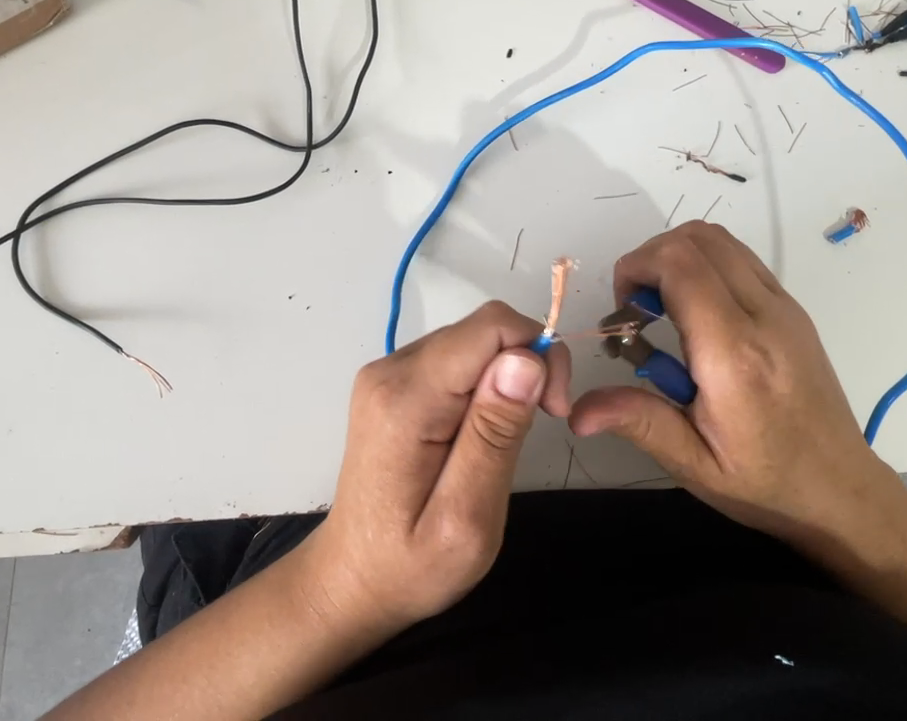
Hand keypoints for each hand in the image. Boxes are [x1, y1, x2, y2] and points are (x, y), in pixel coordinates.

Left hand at [295, 302, 572, 634]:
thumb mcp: (467, 517)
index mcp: (406, 398)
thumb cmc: (410, 565)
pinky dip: (485, 385)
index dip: (538, 355)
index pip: (490, 327)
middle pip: (483, 329)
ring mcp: (388, 372)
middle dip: (528, 366)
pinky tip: (481, 433)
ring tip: (504, 442)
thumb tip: (526, 358)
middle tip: (541, 426)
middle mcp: (391, 369)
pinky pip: (457, 359)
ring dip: (508, 377)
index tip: (554, 411)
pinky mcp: (394, 383)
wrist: (352, 579)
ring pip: (473, 341)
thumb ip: (496, 434)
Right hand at [569, 222, 895, 537]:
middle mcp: (763, 316)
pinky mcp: (792, 309)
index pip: (680, 264)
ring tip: (663, 308)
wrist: (842, 491)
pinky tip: (696, 313)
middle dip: (651, 258)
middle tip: (637, 307)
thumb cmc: (764, 482)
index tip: (623, 309)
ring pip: (720, 240)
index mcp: (734, 353)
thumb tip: (576, 411)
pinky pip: (740, 258)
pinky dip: (705, 264)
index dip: (636, 268)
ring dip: (678, 257)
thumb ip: (637, 421)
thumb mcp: (692, 463)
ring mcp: (784, 307)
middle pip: (697, 238)